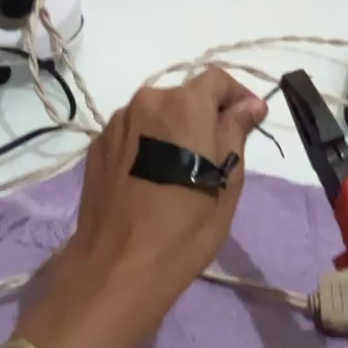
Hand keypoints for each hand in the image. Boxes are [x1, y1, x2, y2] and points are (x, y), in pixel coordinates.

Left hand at [13, 68, 267, 347]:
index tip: (249, 121)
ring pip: (157, 115)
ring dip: (173, 130)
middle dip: (204, 116)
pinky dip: (148, 145)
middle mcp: (148, 101)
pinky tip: (152, 180)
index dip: (238, 96)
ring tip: (181, 170)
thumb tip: (249, 105)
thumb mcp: (228, 178)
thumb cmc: (186, 225)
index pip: (217, 79)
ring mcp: (118, 123)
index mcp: (184, 103)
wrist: (119, 268)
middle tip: (217, 154)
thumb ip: (237, 131)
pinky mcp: (97, 147)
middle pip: (185, 96)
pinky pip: (133, 133)